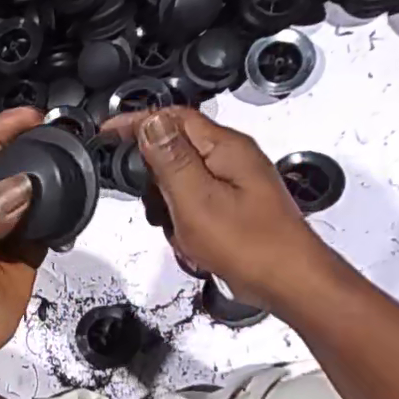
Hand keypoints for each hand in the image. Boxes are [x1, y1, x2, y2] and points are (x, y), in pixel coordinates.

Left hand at [0, 107, 45, 386]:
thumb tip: (21, 186)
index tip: (27, 117)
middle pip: (4, 164)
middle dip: (28, 146)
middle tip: (57, 133)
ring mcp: (3, 226)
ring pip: (29, 190)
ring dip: (48, 177)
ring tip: (71, 161)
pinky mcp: (26, 246)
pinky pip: (47, 220)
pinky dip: (61, 212)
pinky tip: (72, 203)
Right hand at [103, 107, 322, 307]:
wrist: (289, 281)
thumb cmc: (252, 246)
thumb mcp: (197, 199)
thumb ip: (171, 159)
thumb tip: (151, 122)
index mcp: (225, 148)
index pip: (172, 117)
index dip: (136, 121)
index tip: (109, 132)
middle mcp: (233, 159)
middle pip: (176, 148)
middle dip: (154, 177)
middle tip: (151, 203)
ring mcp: (235, 183)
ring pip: (183, 180)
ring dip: (170, 205)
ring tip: (179, 229)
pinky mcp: (234, 206)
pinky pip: (196, 204)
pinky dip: (185, 222)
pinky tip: (194, 243)